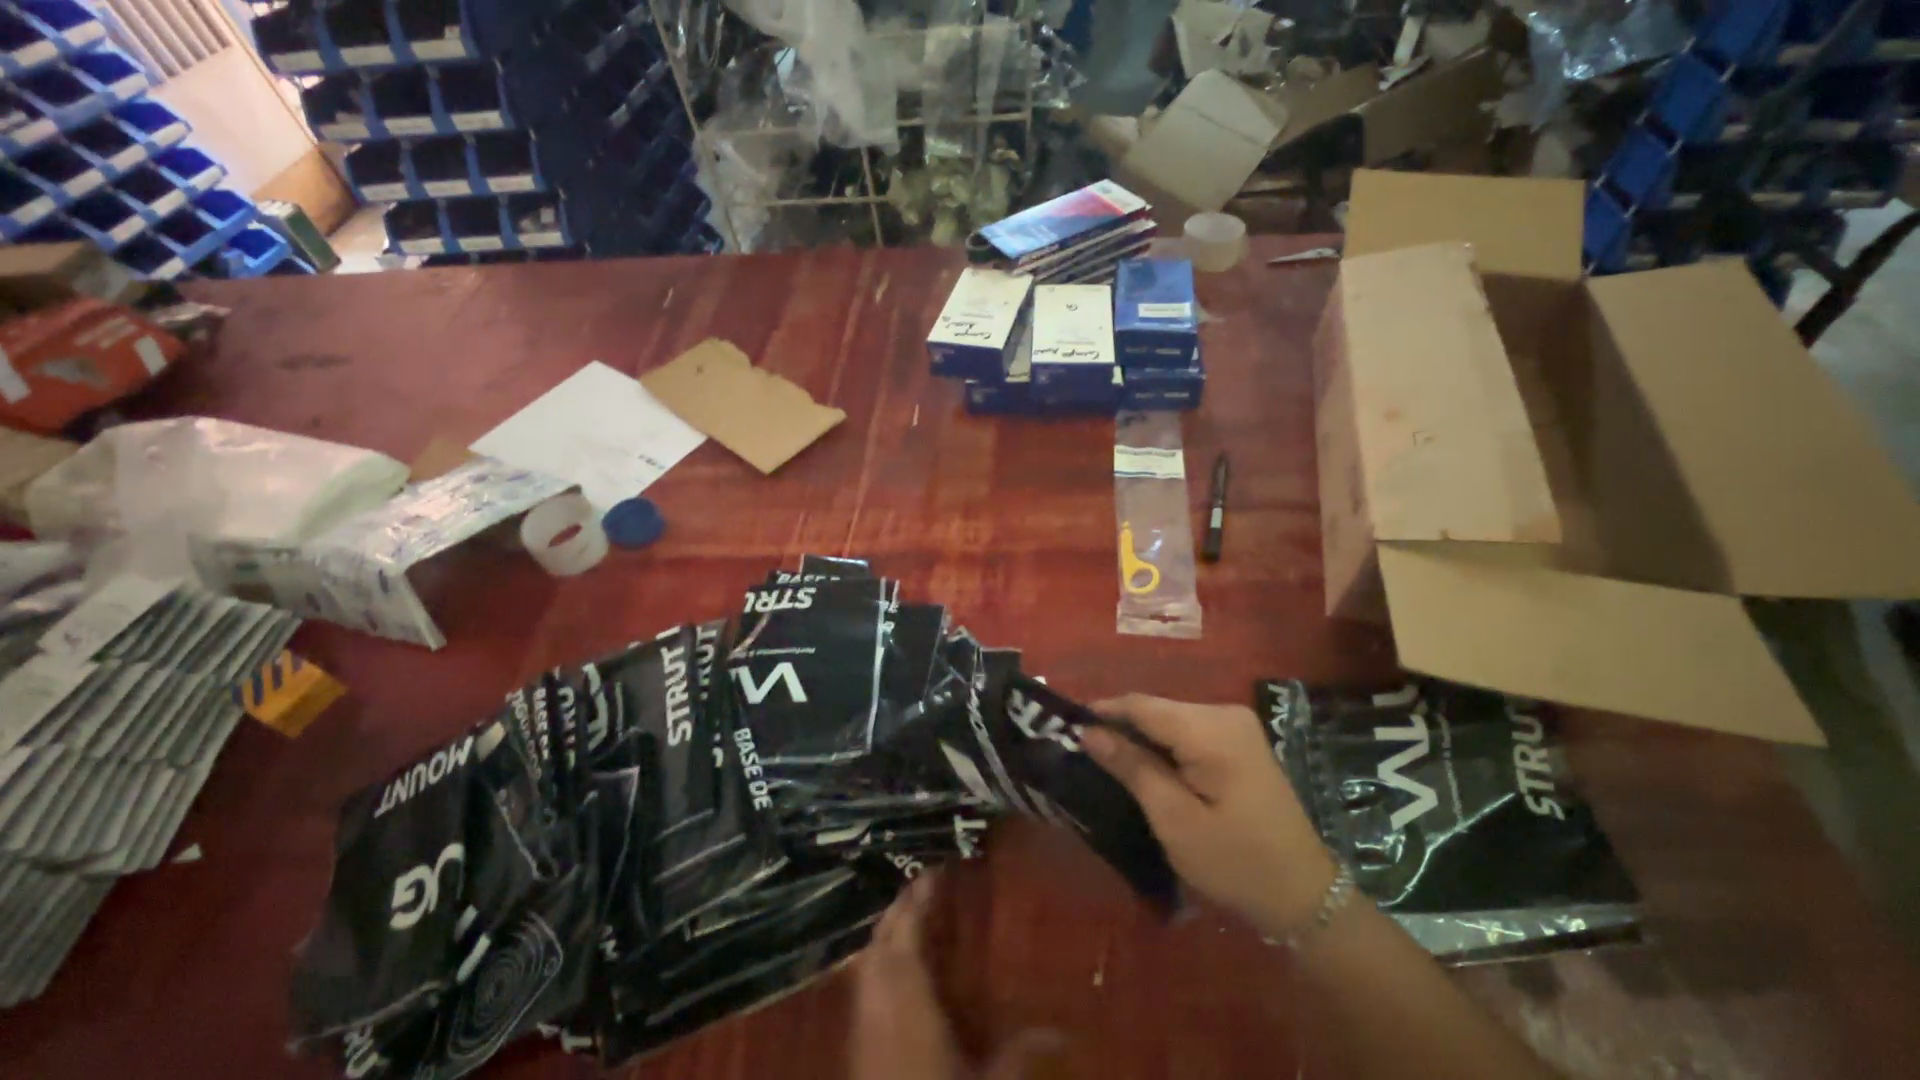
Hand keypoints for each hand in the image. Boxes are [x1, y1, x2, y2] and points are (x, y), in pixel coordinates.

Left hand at [851, 871, 1062, 1079]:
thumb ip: (1024, 1058)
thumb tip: (1064, 1034)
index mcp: (907, 1001)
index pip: (909, 936)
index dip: (919, 901)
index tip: (935, 871)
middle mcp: (878, 1005)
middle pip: (882, 944)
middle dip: (900, 912)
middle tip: (925, 888)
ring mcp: (863, 1029)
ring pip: (869, 966)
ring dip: (888, 939)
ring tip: (913, 924)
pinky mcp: (860, 1053)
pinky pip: (867, 992)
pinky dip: (881, 970)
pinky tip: (900, 981)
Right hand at [1082, 695, 1336, 937]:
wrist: (1303, 894)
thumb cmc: (1234, 862)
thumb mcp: (1174, 819)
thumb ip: (1132, 768)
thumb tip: (1089, 731)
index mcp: (1211, 729)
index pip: (1142, 705)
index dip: (1101, 712)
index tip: (1063, 728)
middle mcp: (1226, 713)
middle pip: (1156, 709)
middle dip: (1119, 728)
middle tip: (1080, 754)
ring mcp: (1238, 727)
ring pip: (1170, 720)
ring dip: (1140, 740)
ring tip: (1105, 764)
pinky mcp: (1241, 744)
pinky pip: (1189, 733)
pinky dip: (1163, 748)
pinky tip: (1145, 771)